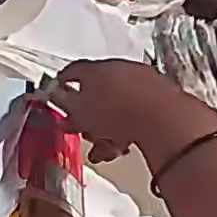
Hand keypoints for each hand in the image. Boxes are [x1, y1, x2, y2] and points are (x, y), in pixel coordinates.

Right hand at [50, 60, 216, 169]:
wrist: (160, 119)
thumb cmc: (115, 113)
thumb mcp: (78, 111)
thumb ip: (63, 103)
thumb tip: (55, 96)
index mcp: (95, 68)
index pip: (72, 72)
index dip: (61, 85)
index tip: (58, 95)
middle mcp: (118, 69)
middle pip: (95, 91)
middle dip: (87, 115)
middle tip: (82, 131)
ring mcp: (141, 81)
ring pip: (115, 105)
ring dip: (106, 127)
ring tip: (105, 148)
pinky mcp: (159, 96)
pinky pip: (135, 111)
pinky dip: (127, 127)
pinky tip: (123, 145)